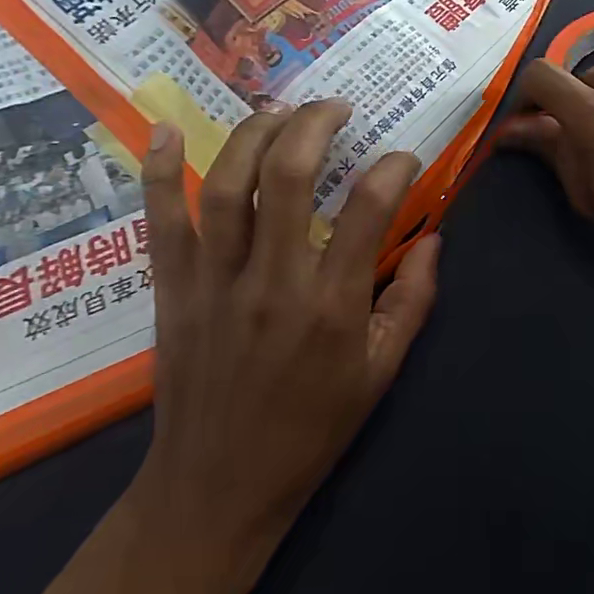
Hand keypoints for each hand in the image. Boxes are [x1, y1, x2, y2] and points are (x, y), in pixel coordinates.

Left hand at [128, 101, 441, 587]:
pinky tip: (170, 128)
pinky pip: (162, 220)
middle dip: (314, 123)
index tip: (401, 157)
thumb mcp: (378, 376)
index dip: (392, 168)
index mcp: (332, 308)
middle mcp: (273, 282)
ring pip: (228, 185)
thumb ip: (411, 303)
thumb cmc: (308, 431)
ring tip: (279, 109)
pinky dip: (161, 171)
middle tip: (334, 107)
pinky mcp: (173, 289)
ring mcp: (215, 282)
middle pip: (288, 176)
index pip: (368, 210)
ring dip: (254, 133)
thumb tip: (433, 239)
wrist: (219, 486)